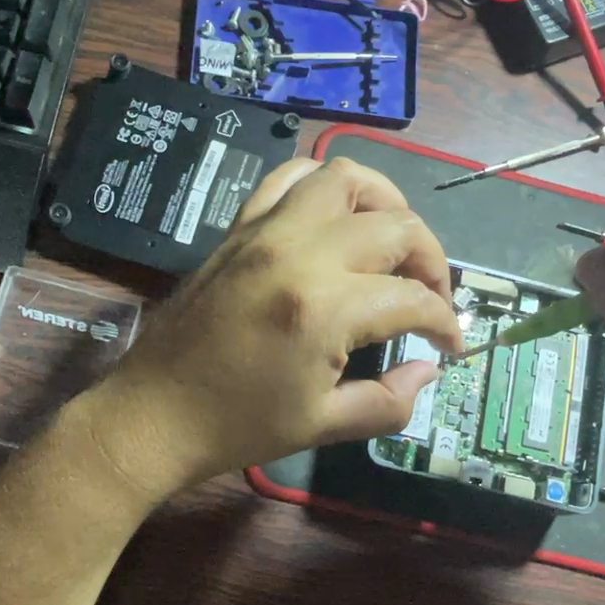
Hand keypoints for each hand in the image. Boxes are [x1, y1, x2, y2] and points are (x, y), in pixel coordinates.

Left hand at [74, 157, 464, 502]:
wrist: (154, 415)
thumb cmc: (237, 426)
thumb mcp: (322, 426)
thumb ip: (389, 401)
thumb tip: (429, 369)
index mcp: (323, 308)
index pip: (412, 298)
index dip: (445, 323)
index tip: (450, 346)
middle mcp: (299, 252)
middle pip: (395, 227)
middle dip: (431, 261)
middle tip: (431, 298)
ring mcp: (264, 232)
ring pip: (344, 178)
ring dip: (385, 203)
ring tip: (393, 242)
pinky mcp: (237, 230)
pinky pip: (286, 179)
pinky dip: (323, 186)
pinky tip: (334, 220)